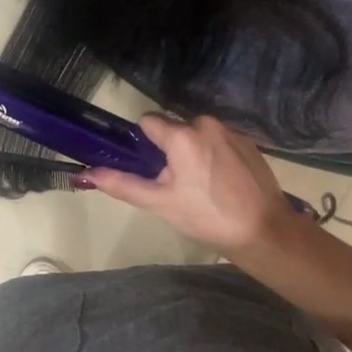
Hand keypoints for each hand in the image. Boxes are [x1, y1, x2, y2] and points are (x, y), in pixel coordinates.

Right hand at [81, 114, 299, 254]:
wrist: (263, 230)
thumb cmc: (206, 217)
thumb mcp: (160, 203)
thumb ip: (123, 184)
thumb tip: (87, 173)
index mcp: (182, 134)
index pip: (148, 121)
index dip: (145, 144)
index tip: (151, 168)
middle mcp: (206, 123)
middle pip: (175, 129)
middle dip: (171, 151)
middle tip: (178, 185)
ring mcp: (231, 131)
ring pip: (198, 135)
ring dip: (194, 152)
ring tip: (203, 187)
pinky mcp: (249, 142)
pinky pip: (220, 141)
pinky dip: (216, 156)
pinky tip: (224, 184)